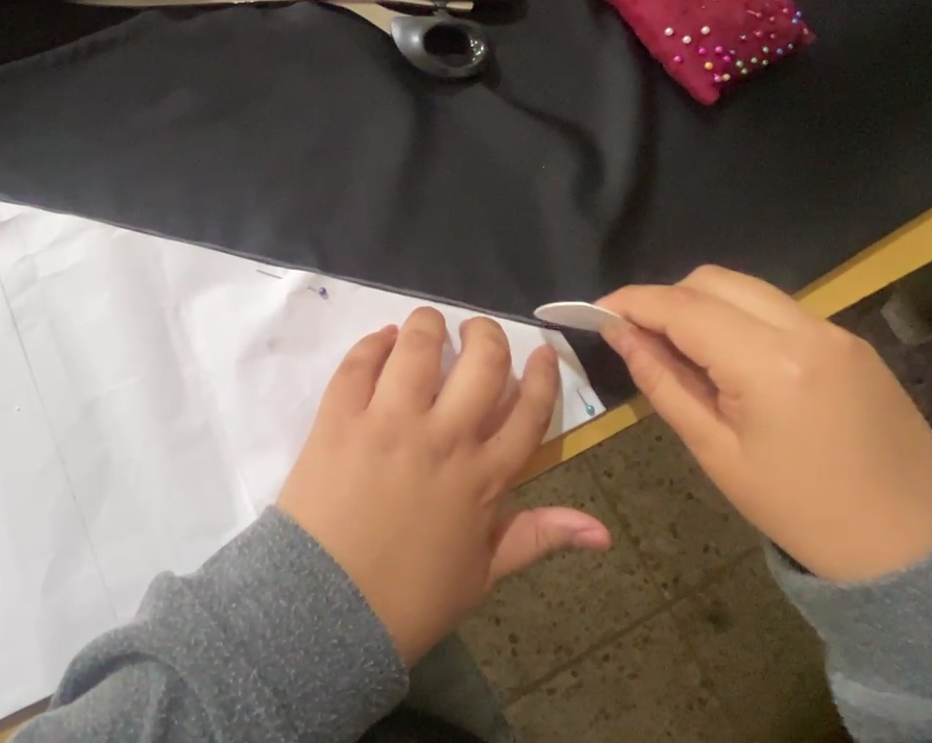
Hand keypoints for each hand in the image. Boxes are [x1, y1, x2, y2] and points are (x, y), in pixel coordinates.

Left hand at [277, 308, 610, 663]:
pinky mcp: (339, 417)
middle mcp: (443, 438)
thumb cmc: (409, 598)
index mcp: (484, 477)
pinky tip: (383, 340)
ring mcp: (388, 422)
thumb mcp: (482, 574)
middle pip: (481, 365)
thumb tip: (602, 532)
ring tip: (428, 322)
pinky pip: (360, 364)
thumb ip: (537, 538)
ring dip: (428, 326)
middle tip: (478, 330)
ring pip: (419, 350)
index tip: (541, 351)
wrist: (329, 608)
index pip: (528, 411)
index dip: (541, 376)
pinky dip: (375, 344)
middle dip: (488, 336)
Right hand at [600, 266, 931, 582]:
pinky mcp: (851, 342)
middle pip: (712, 280)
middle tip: (634, 334)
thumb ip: (662, 382)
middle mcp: (806, 330)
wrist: (915, 547)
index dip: (630, 301)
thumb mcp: (715, 451)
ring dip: (700, 304)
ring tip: (676, 347)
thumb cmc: (800, 509)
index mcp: (770, 364)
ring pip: (745, 289)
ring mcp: (835, 331)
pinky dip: (737, 317)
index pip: (682, 307)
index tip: (591, 311)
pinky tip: (725, 358)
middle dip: (664, 297)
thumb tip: (618, 334)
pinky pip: (776, 309)